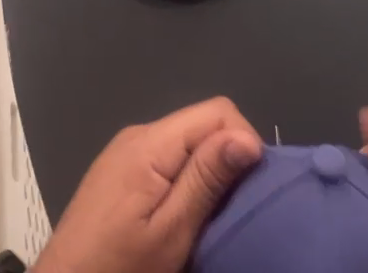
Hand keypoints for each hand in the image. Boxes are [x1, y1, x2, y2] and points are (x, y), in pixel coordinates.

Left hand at [32, 97, 262, 272]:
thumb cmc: (117, 270)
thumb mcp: (170, 234)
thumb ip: (206, 181)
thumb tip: (248, 138)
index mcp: (149, 143)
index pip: (218, 111)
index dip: (243, 142)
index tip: (249, 190)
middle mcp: (138, 135)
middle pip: (202, 124)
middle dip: (226, 159)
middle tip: (230, 211)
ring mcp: (126, 152)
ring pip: (188, 142)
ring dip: (207, 173)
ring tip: (209, 218)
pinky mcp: (121, 171)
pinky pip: (168, 158)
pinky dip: (187, 180)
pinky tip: (184, 215)